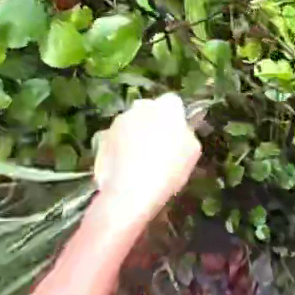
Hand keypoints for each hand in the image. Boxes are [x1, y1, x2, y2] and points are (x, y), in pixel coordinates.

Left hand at [90, 93, 199, 235]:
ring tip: (137, 160)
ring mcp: (119, 122)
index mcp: (167, 108)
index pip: (172, 101)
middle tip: (156, 145)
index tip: (174, 133)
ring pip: (129, 123)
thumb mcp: (192, 153)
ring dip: (133, 134)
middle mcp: (141, 108)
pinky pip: (114, 138)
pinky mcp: (102, 138)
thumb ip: (186, 134)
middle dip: (151, 122)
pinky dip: (118, 147)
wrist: (130, 192)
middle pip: (148, 109)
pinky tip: (123, 167)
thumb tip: (181, 131)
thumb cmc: (168, 171)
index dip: (173, 116)